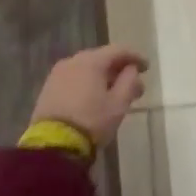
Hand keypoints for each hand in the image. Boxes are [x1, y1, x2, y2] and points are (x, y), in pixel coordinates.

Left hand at [30, 45, 147, 147]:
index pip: (118, 50)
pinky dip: (87, 82)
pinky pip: (74, 78)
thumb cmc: (91, 122)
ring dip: (102, 76)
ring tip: (113, 93)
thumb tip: (131, 69)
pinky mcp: (48, 88)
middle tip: (133, 84)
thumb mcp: (118, 105)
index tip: (147, 68)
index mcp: (91, 61)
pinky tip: (93, 97)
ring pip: (86, 68)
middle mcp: (73, 61)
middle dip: (118, 69)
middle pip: (101, 58)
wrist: (53, 145)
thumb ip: (129, 82)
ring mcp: (57, 74)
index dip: (135, 57)